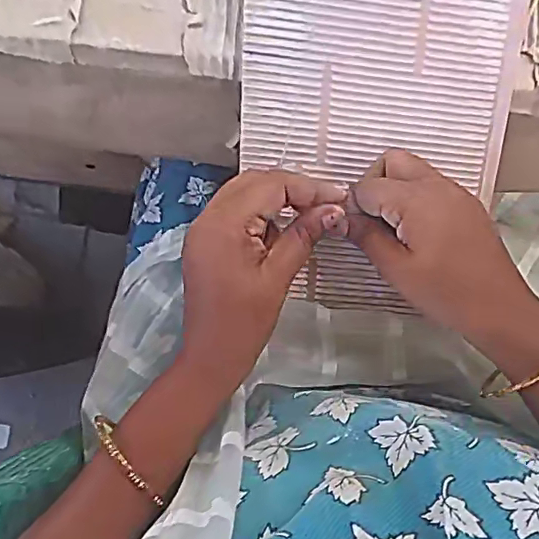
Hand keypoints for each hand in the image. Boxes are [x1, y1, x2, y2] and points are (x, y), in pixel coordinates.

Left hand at [175, 169, 348, 394]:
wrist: (212, 356)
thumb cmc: (241, 325)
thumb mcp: (278, 277)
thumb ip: (303, 236)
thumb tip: (330, 211)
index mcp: (222, 226)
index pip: (270, 186)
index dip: (307, 188)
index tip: (336, 198)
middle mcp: (206, 220)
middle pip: (255, 182)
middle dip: (292, 188)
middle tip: (326, 205)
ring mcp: (202, 231)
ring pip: (244, 194)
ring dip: (276, 200)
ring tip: (307, 219)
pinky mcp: (205, 243)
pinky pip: (234, 213)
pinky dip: (260, 215)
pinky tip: (281, 233)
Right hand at [345, 150, 538, 375]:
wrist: (497, 307)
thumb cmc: (453, 294)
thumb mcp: (398, 270)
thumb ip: (367, 239)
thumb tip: (345, 220)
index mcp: (418, 199)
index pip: (370, 186)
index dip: (354, 207)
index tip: (351, 229)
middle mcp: (440, 187)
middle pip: (393, 162)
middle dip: (373, 186)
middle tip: (368, 223)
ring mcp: (456, 195)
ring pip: (414, 172)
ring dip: (395, 193)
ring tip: (391, 234)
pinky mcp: (466, 207)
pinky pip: (433, 188)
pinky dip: (415, 201)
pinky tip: (413, 236)